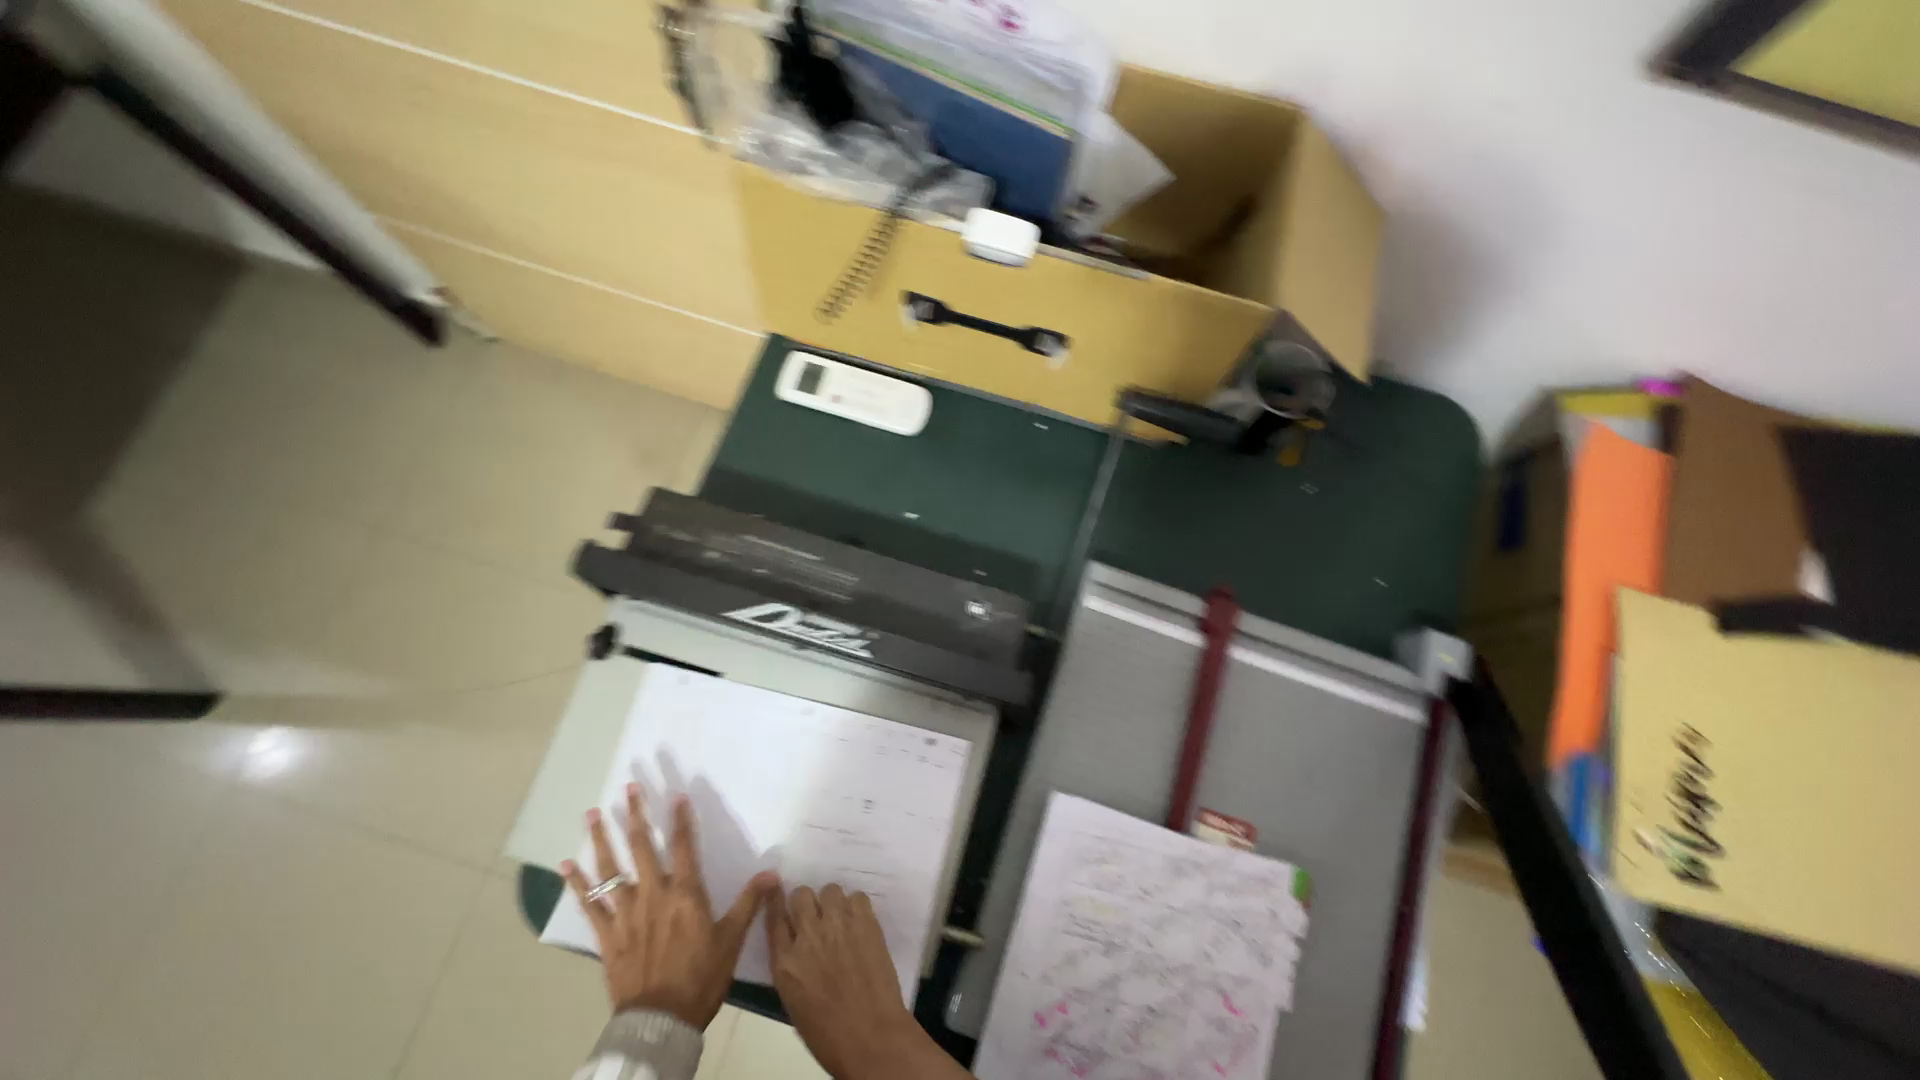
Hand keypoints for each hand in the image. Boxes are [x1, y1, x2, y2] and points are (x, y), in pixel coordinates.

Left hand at [561, 783, 777, 1028]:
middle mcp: (653, 894)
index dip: (680, 819)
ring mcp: (626, 913)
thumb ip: (749, 903)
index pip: (683, 846)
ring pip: (610, 868)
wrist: (660, 1019)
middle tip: (630, 787)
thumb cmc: (700, 977)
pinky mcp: (606, 934)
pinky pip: (588, 904)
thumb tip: (773, 872)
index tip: (676, 795)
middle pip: (642, 846)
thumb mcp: (731, 940)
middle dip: (636, 814)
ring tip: (593, 813)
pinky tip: (565, 864)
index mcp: (685, 893)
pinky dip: (576, 884)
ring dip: (601, 838)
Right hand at [766, 884, 963, 1079]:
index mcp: (785, 961)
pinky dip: (856, 907)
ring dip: (832, 903)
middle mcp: (808, 935)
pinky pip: (858, 897)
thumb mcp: (793, 1001)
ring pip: (830, 890)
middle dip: (807, 904)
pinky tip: (859, 924)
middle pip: (801, 895)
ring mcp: (838, 925)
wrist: (870, 1036)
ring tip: (841, 920)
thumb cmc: (828, 1032)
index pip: (774, 916)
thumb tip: (796, 947)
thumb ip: (791, 967)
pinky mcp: (866, 923)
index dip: (775, 900)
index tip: (776, 890)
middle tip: (817, 917)